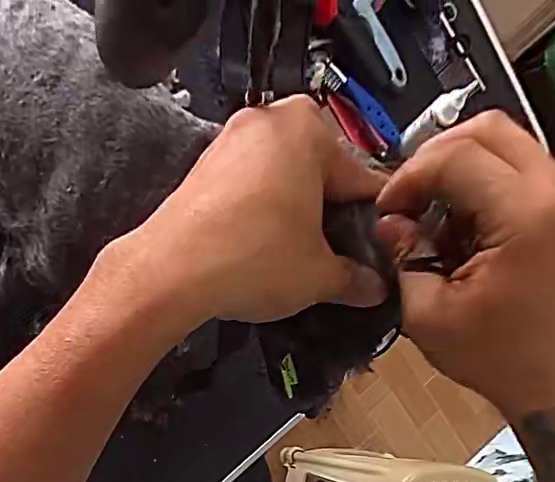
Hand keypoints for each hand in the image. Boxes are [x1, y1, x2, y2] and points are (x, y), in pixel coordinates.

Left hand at [106, 95, 389, 326]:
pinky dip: (271, 216)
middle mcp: (270, 121)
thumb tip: (374, 286)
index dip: (377, 224)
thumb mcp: (320, 276)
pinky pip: (257, 188)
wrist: (174, 272)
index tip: (381, 253)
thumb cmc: (252, 258)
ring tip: (305, 262)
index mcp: (309, 131)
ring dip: (304, 220)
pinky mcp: (209, 165)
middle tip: (340, 262)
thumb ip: (356, 278)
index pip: (365, 180)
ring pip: (290, 182)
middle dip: (336, 219)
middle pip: (325, 175)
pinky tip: (271, 252)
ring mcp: (235, 140)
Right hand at [377, 111, 554, 419]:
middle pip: (486, 130)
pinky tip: (461, 221)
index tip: (388, 210)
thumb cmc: (493, 357)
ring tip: (432, 213)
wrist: (548, 378)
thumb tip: (388, 220)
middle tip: (408, 200)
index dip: (411, 176)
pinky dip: (481, 182)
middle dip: (435, 159)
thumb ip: (403, 256)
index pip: (458, 157)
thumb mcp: (429, 314)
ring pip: (503, 142)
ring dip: (458, 168)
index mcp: (527, 216)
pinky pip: (517, 165)